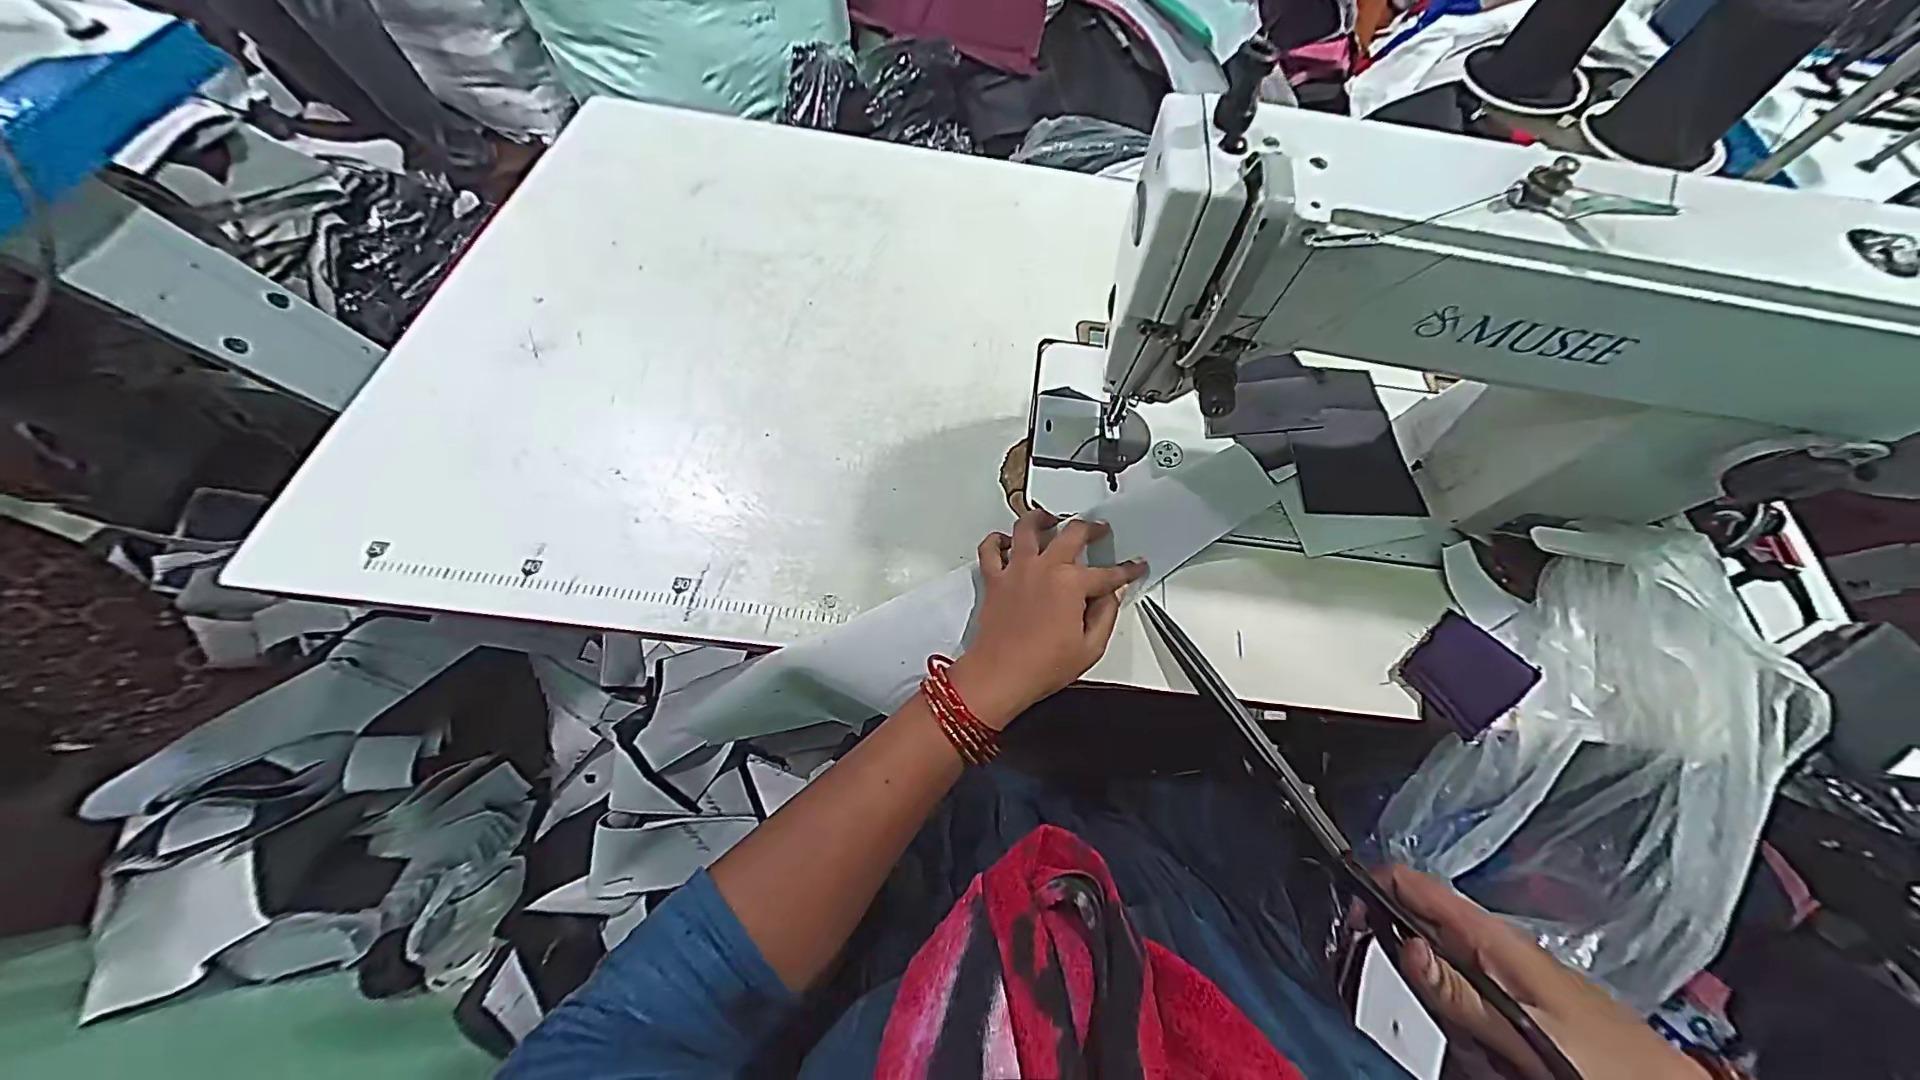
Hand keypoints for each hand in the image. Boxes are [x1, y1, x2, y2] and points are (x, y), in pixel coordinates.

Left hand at [947, 510, 1145, 728]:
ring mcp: (1016, 570)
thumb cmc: (1040, 665)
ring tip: (1050, 518)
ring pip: (1027, 527)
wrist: (1000, 674)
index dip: (1127, 570)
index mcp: (1071, 584)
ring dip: (1041, 518)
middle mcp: (1044, 569)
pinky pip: (990, 549)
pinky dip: (996, 540)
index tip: (1134, 567)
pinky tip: (1005, 539)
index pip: (1108, 573)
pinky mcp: (994, 580)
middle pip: (1072, 534)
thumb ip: (1105, 615)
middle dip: (1091, 528)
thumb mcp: (1090, 647)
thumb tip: (1110, 597)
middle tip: (1098, 529)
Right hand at [1377, 866, 1706, 1079]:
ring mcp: (1497, 965)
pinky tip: (1448, 1025)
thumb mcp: (1528, 1031)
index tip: (1346, 917)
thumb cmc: (1607, 1062)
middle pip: (1412, 917)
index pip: (1410, 881)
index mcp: (1488, 934)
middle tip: (1374, 975)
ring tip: (1416, 1009)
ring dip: (1413, 974)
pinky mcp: (1506, 991)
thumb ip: (1462, 991)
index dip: (1369, 885)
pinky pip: (1453, 981)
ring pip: (1429, 953)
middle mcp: (1487, 941)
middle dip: (1387, 940)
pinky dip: (1438, 996)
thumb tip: (1403, 945)